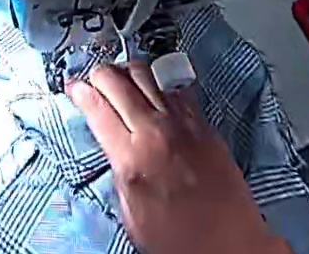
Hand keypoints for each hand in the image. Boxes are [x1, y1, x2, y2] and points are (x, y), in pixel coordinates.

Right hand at [67, 62, 287, 253]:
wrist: (235, 250)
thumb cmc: (182, 243)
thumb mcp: (132, 215)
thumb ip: (117, 170)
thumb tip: (109, 140)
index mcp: (131, 160)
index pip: (95, 106)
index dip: (78, 91)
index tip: (74, 88)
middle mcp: (153, 133)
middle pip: (114, 79)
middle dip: (97, 75)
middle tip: (94, 82)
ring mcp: (180, 124)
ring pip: (142, 72)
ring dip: (125, 72)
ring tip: (121, 81)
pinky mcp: (201, 123)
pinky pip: (171, 87)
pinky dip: (156, 84)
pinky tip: (152, 95)